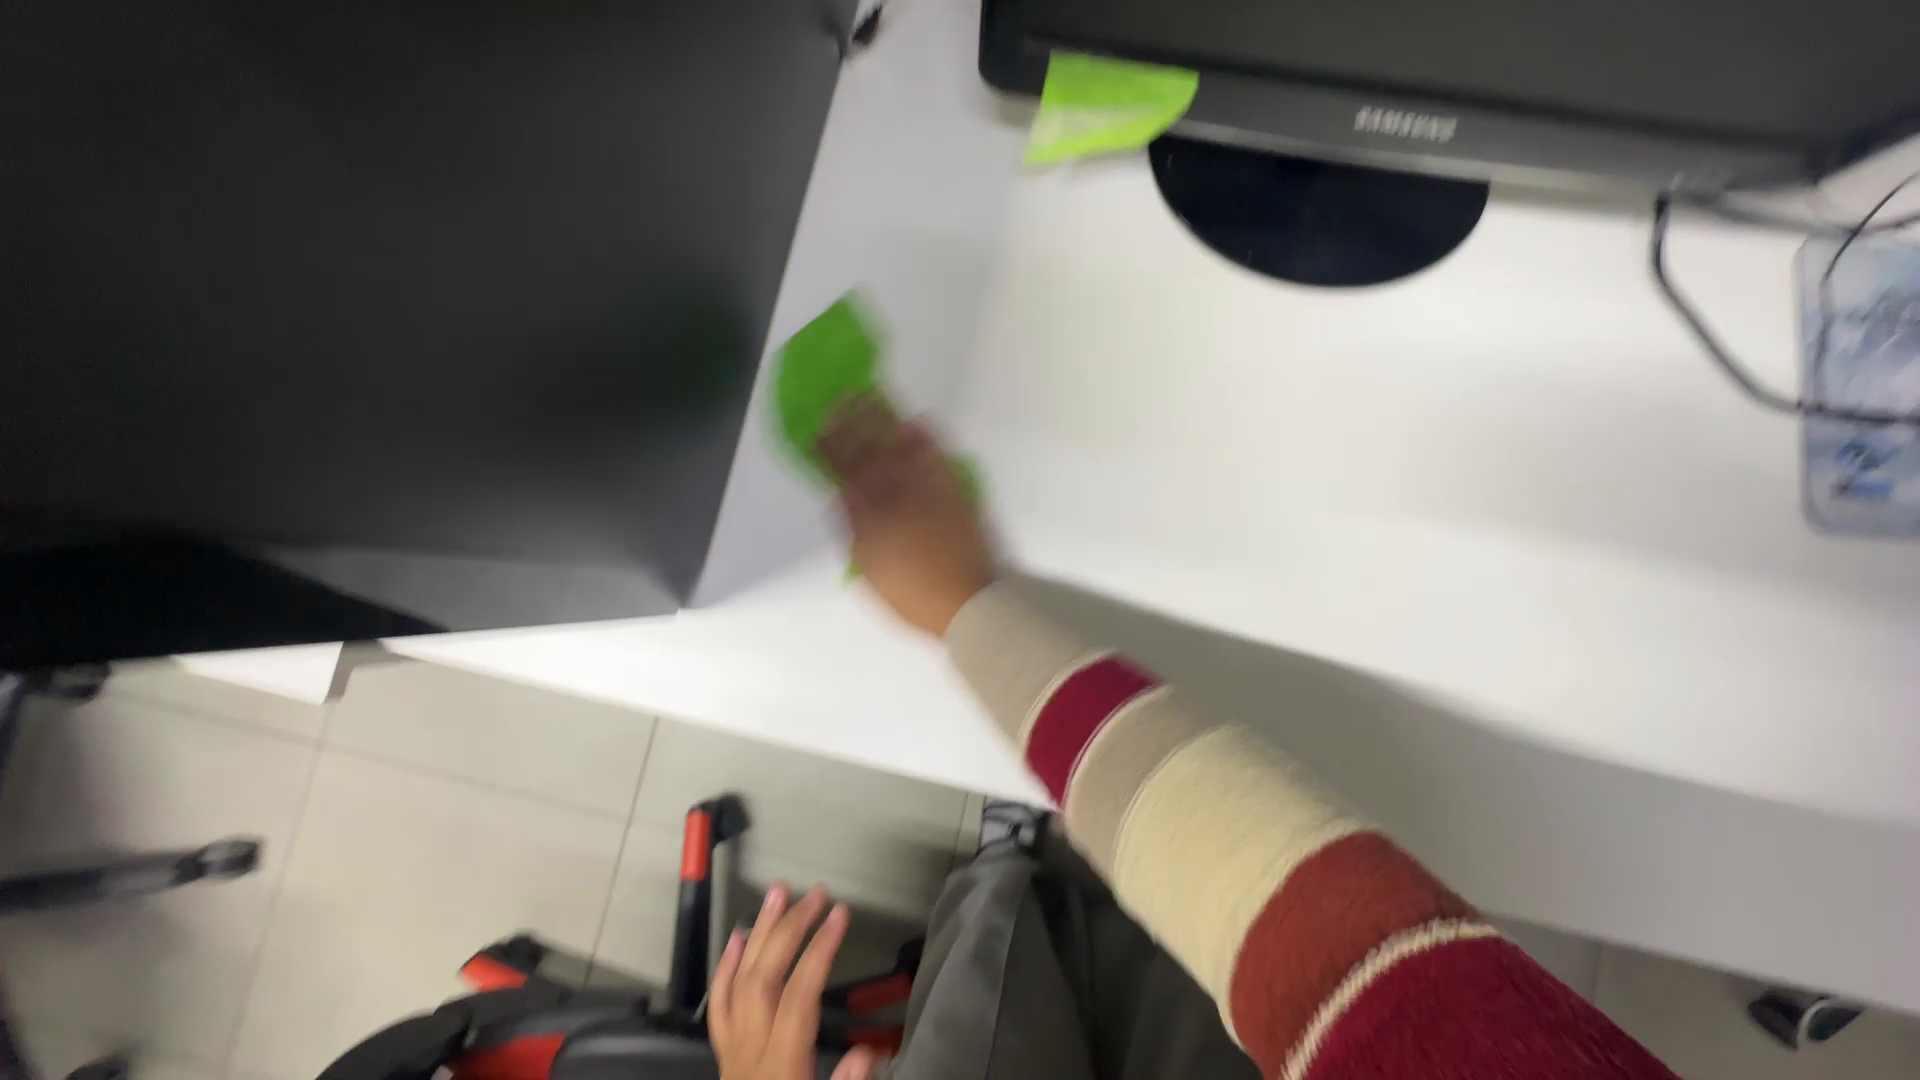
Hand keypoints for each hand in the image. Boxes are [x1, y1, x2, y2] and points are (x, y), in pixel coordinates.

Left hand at [709, 883, 878, 1079]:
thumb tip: (869, 1052)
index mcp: (780, 1070)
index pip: (798, 997)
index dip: (819, 951)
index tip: (842, 914)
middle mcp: (750, 1057)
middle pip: (764, 980)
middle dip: (789, 930)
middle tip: (816, 894)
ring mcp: (733, 1057)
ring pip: (739, 985)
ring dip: (758, 935)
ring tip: (776, 894)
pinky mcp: (726, 1062)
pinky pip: (718, 1010)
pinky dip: (725, 970)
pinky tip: (736, 940)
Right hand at [816, 395, 996, 636]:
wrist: (970, 601)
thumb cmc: (913, 594)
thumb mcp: (870, 569)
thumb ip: (854, 529)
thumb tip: (843, 496)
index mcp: (873, 512)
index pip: (845, 472)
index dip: (830, 447)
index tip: (818, 425)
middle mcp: (900, 492)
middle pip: (872, 450)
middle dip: (854, 422)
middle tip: (841, 396)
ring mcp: (931, 489)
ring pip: (903, 446)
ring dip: (885, 419)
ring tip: (871, 395)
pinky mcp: (956, 493)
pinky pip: (937, 457)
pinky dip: (925, 439)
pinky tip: (916, 424)